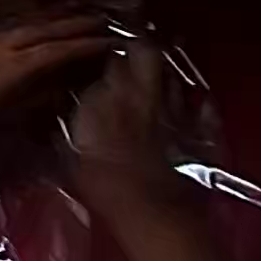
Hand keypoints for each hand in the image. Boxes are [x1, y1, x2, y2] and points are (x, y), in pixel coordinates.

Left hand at [0, 16, 117, 135]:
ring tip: (79, 8)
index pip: (59, 50)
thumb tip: (64, 85)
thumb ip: (35, 98)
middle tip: (104, 17)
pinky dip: (33, 15)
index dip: (86, 44)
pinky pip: (13, 20)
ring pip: (31, 20)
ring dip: (57, 14)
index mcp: (16, 66)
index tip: (110, 40)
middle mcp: (6, 43)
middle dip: (78, 22)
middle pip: (48, 29)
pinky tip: (39, 14)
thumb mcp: (2, 113)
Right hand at [67, 43, 192, 207]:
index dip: (100, 46)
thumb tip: (56, 99)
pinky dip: (197, 101)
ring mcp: (177, 109)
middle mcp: (144, 91)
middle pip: (145, 50)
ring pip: (172, 74)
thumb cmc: (101, 183)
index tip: (93, 48)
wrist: (154, 217)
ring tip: (151, 72)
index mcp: (108, 92)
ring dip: (161, 71)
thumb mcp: (67, 147)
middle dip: (136, 44)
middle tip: (126, 48)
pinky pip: (203, 106)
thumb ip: (63, 117)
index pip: (105, 53)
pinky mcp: (202, 130)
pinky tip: (191, 102)